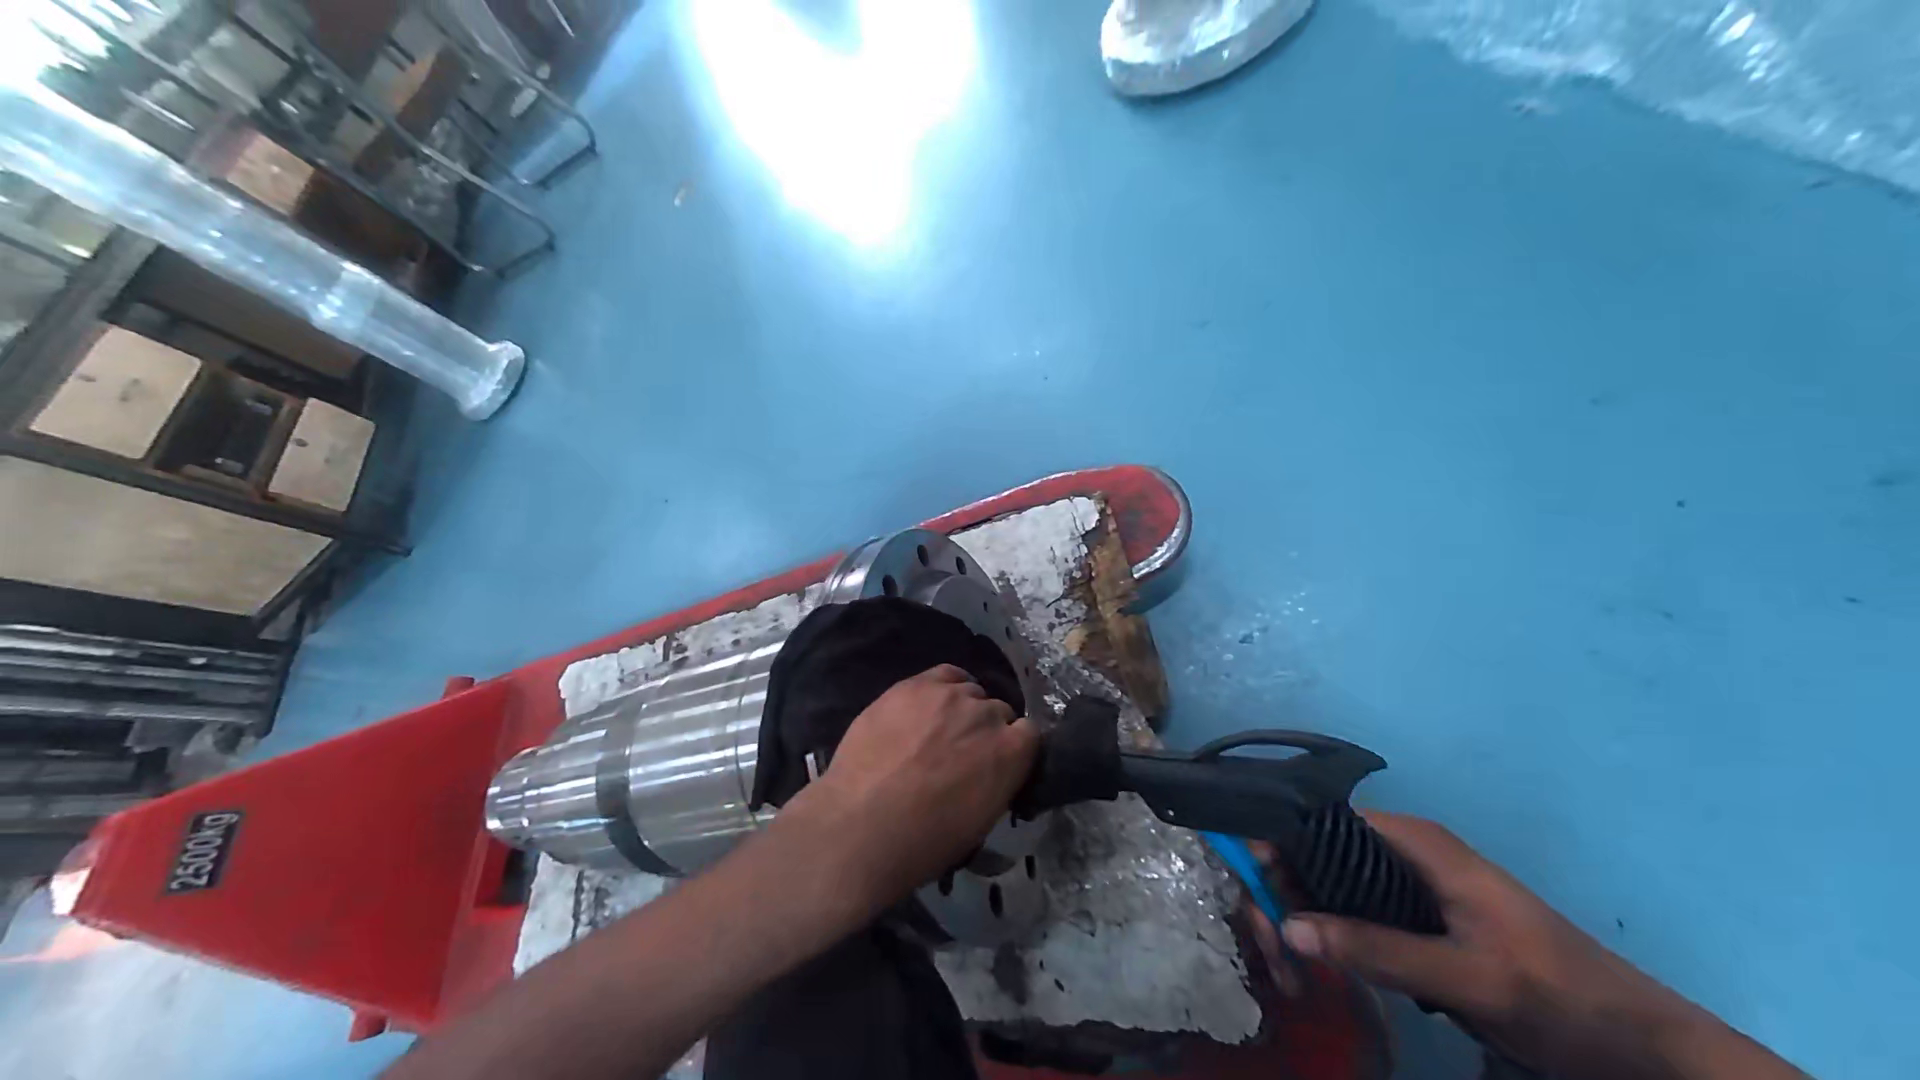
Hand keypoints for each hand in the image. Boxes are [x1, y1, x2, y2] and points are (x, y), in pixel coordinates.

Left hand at [780, 665, 1039, 907]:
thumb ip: (997, 782)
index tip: (996, 763)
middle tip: (960, 754)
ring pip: (969, 691)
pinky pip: (943, 675)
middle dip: (985, 730)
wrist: (861, 825)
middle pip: (998, 711)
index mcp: (1012, 752)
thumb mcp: (981, 822)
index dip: (1013, 748)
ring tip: (936, 731)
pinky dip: (942, 687)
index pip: (1030, 734)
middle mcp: (987, 714)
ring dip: (961, 709)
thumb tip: (993, 769)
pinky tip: (928, 705)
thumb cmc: (924, 840)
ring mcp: (949, 695)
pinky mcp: (913, 685)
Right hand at [1278, 812, 1803, 1079]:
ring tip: (1287, 963)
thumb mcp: (1473, 979)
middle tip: (1272, 949)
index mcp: (1414, 841)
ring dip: (1300, 916)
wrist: (1643, 1044)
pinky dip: (1326, 932)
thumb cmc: (1562, 996)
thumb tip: (1287, 926)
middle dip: (1282, 891)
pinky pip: (1349, 909)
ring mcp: (1408, 882)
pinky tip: (1315, 962)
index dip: (1276, 847)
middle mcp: (1402, 849)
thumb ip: (1379, 949)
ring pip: (1327, 882)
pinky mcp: (1413, 914)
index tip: (1255, 894)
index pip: (1318, 821)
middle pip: (1315, 851)